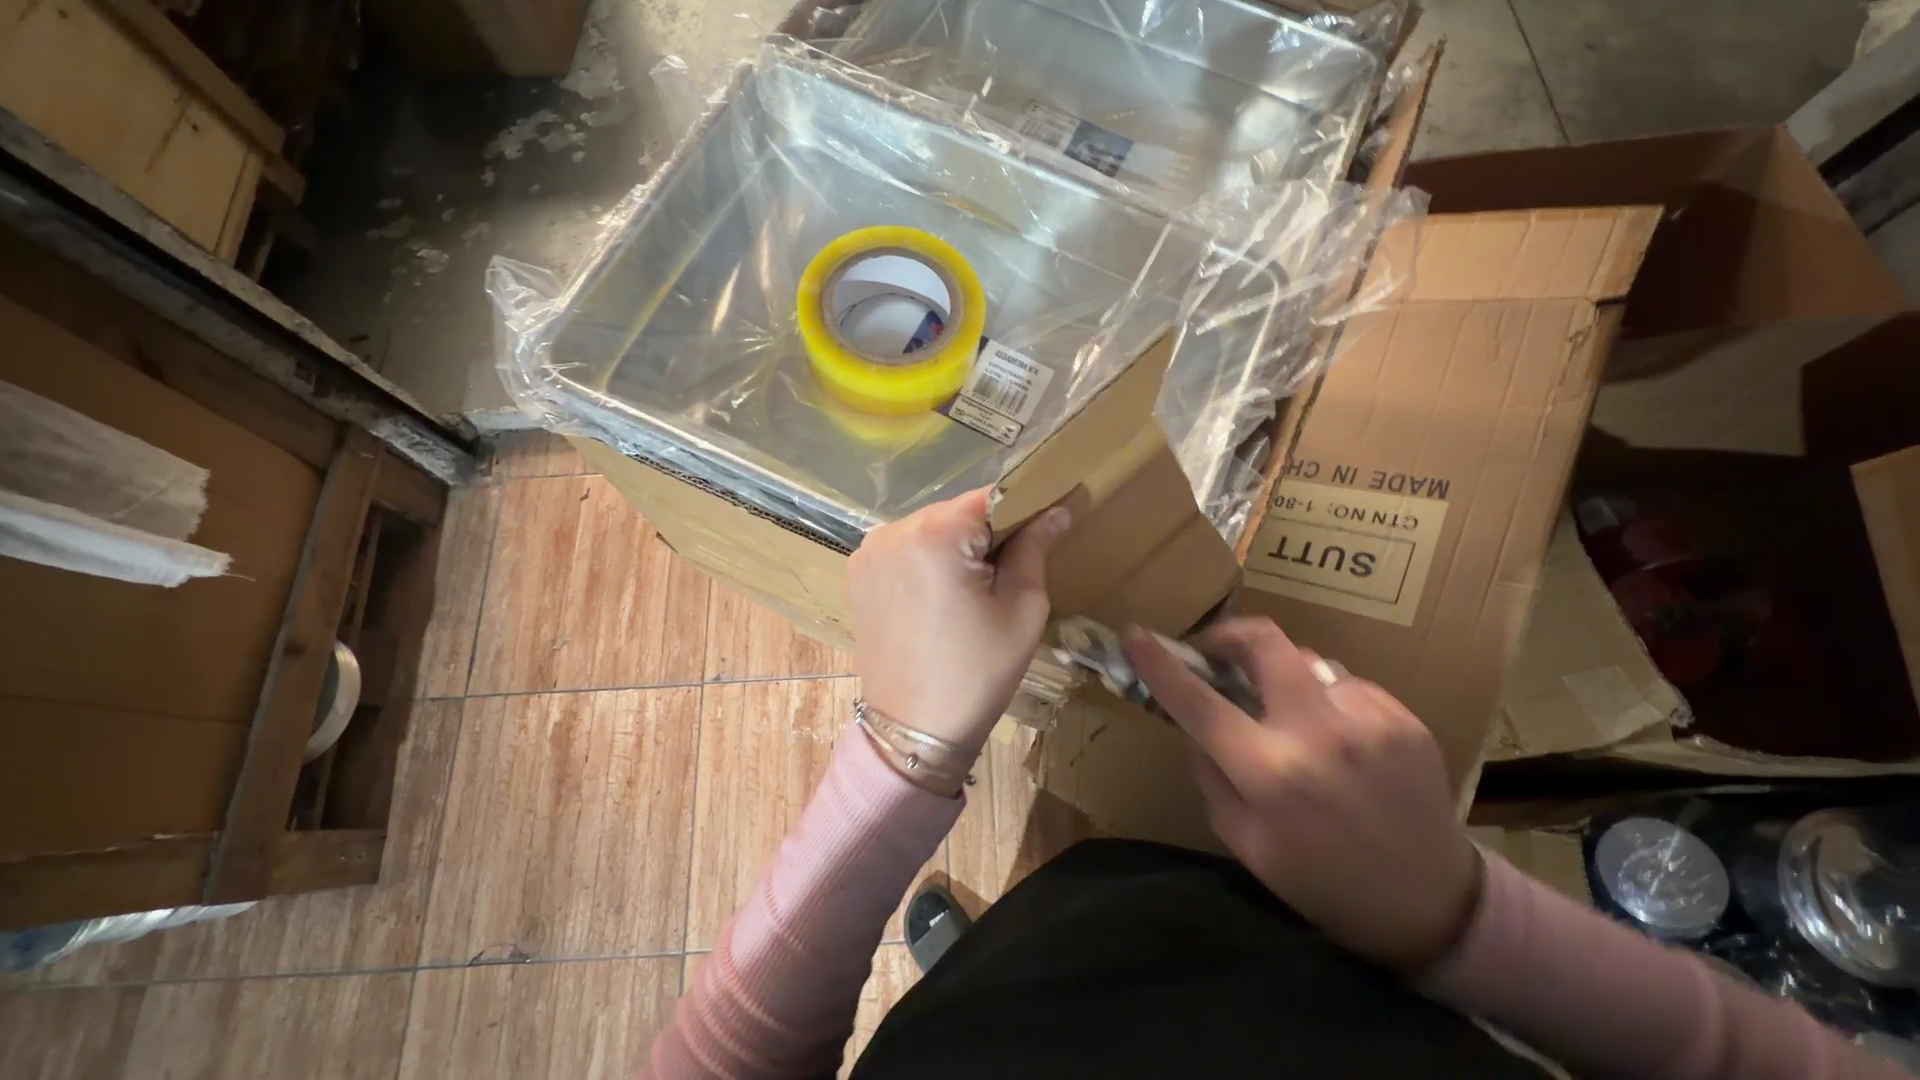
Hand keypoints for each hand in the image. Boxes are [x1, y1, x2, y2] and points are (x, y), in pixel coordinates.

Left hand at [847, 488, 1071, 752]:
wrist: (914, 731)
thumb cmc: (977, 672)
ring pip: (930, 530)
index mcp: (934, 534)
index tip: (1043, 534)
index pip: (991, 498)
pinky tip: (941, 601)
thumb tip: (1057, 509)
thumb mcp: (1022, 609)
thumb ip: (1035, 548)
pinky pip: (905, 551)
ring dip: (956, 548)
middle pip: (957, 512)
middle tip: (1009, 575)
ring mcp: (868, 552)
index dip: (1022, 512)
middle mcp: (892, 531)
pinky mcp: (858, 575)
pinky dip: (928, 563)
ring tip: (974, 594)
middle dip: (986, 534)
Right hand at [1123, 617, 1482, 971]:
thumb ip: (1212, 778)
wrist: (1432, 904)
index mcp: (1270, 773)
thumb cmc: (1324, 883)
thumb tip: (1197, 729)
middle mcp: (1318, 733)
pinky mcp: (1404, 718)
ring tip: (1297, 723)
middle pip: (1265, 643)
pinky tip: (1342, 741)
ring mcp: (1368, 719)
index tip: (1136, 636)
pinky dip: (1330, 703)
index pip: (1198, 702)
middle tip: (1219, 653)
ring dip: (1287, 682)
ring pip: (1307, 663)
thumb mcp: (1247, 845)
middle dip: (1230, 635)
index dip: (1160, 665)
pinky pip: (1347, 685)